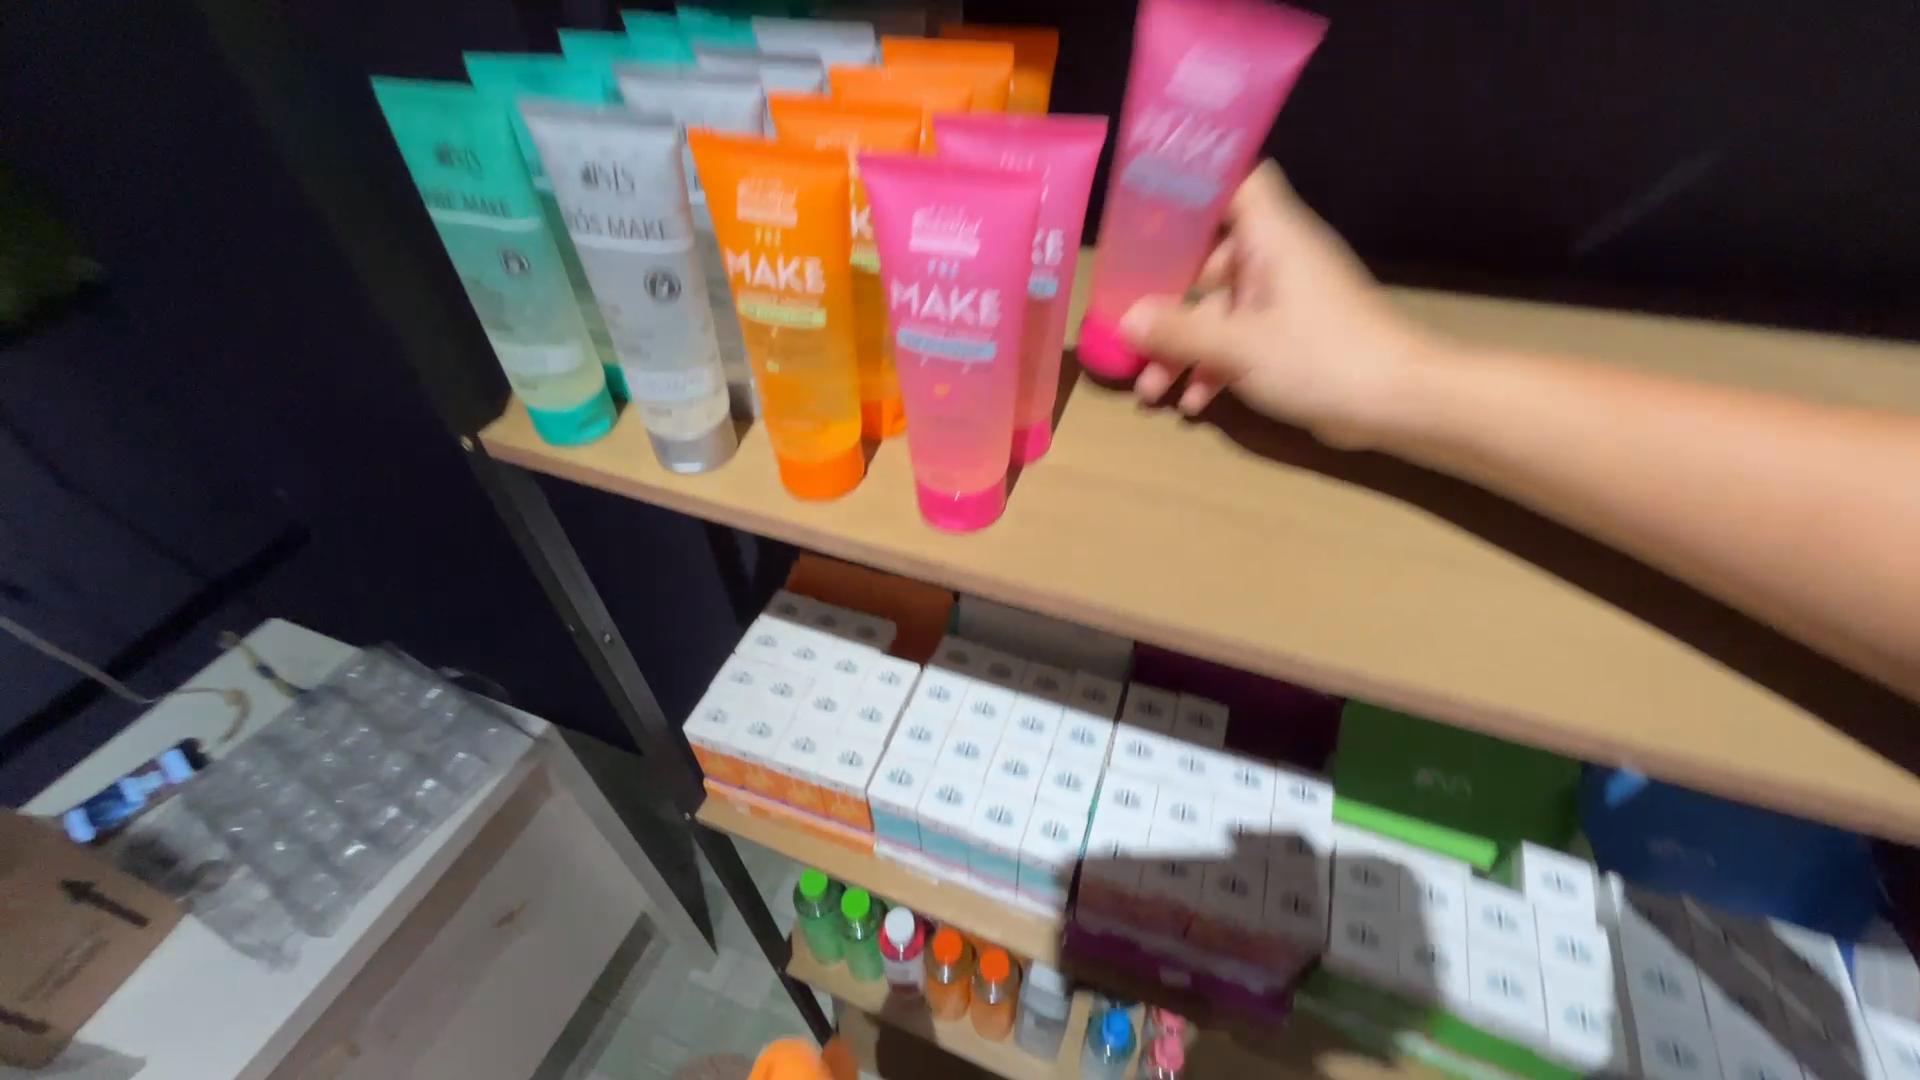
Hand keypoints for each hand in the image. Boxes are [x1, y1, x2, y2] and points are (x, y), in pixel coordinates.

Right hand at [1118, 162, 1438, 448]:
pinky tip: (1190, 405)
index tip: (1146, 212)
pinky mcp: (1284, 340)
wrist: (1395, 403)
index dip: (1193, 188)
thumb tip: (1125, 321)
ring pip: (1215, 313)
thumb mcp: (1239, 346)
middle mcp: (1274, 261)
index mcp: (1272, 239)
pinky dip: (1211, 369)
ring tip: (1149, 391)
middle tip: (1125, 324)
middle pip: (1207, 259)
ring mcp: (1279, 303)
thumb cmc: (1320, 356)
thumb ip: (1179, 332)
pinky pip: (1234, 344)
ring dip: (1181, 349)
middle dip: (1164, 298)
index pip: (1235, 182)